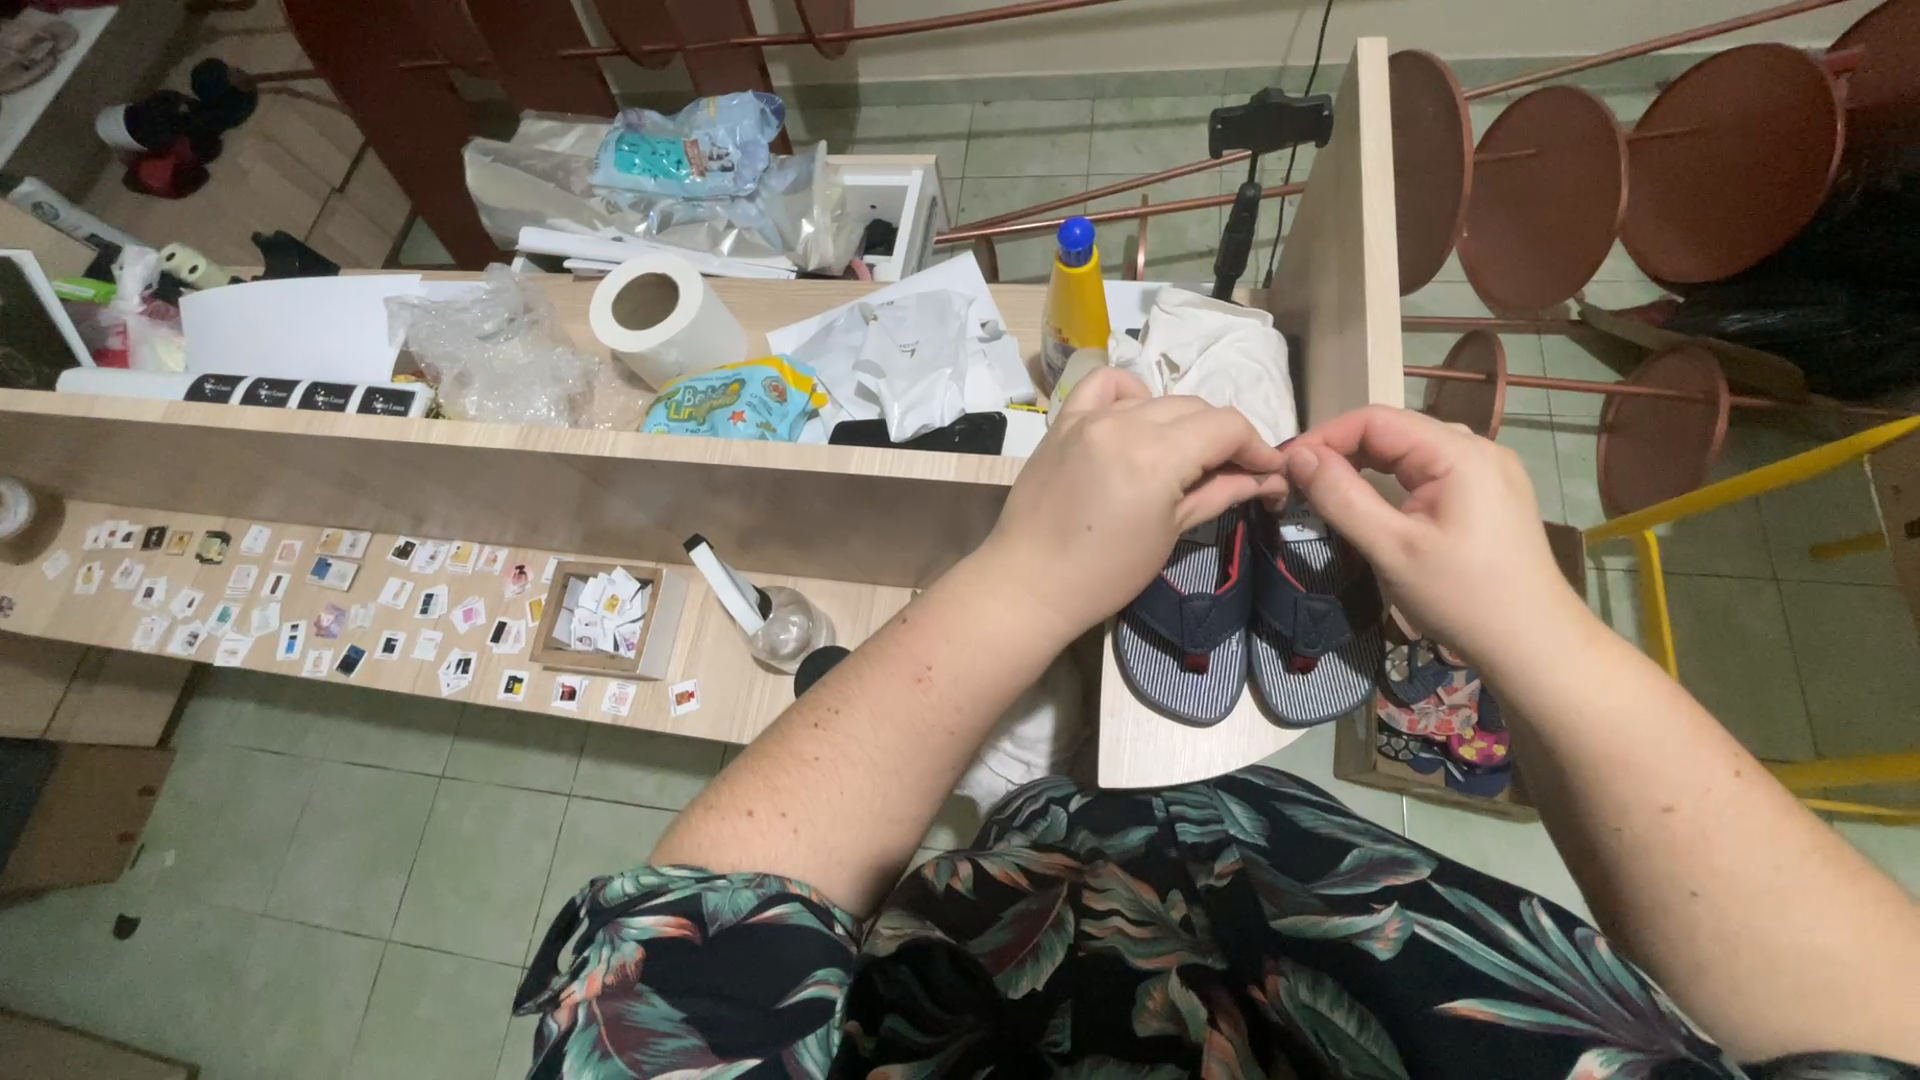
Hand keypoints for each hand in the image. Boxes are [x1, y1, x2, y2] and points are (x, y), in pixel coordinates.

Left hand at [973, 367, 1288, 641]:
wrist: (1030, 582)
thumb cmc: (1105, 573)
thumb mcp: (1170, 533)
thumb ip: (1218, 492)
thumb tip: (1266, 477)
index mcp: (1156, 454)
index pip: (1226, 427)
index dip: (1257, 447)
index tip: (1269, 471)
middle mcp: (1124, 422)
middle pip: (1195, 408)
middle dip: (1223, 437)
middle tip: (1233, 471)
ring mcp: (1088, 417)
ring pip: (1155, 398)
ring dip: (1180, 421)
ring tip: (1184, 456)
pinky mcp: (1062, 422)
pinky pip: (1103, 385)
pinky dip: (1130, 392)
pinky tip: (1136, 416)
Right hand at [1276, 406, 1582, 664]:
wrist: (1533, 644)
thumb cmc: (1461, 597)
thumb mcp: (1390, 548)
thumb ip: (1341, 496)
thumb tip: (1296, 456)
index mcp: (1459, 454)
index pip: (1376, 419)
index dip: (1324, 436)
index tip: (1286, 467)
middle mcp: (1478, 450)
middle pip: (1393, 430)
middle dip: (1340, 450)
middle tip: (1299, 483)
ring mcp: (1487, 472)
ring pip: (1408, 450)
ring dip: (1362, 464)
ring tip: (1325, 490)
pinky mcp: (1487, 494)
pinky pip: (1427, 470)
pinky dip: (1389, 479)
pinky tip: (1369, 502)